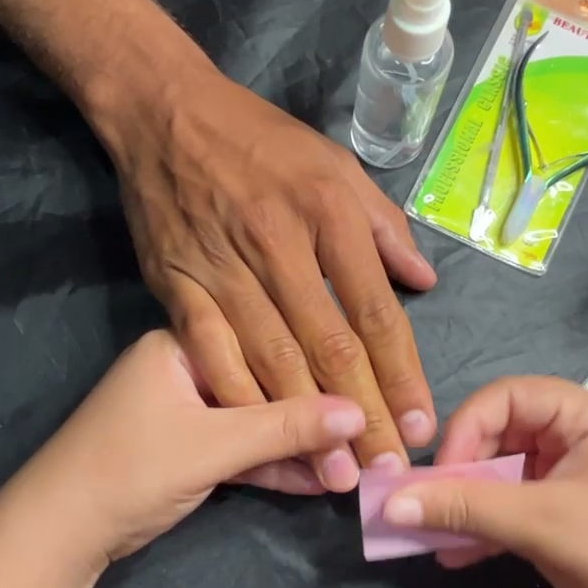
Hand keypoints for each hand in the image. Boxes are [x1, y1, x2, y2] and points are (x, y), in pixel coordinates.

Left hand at [17, 331, 367, 564]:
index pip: (268, 342)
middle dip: (317, 417)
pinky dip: (276, 466)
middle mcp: (188, 367)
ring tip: (356, 467)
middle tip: (371, 439)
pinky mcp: (189, 450)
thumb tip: (359, 414)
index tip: (371, 395)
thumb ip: (285, 426)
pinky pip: (243, 450)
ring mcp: (188, 411)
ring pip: (259, 422)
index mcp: (184, 342)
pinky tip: (321, 480)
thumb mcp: (213, 445)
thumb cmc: (129, 468)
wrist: (57, 534)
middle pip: (268, 384)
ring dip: (302, 448)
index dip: (321, 369)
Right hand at [94, 63, 439, 486]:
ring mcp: (224, 271)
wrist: (164, 114)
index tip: (420, 422)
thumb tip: (422, 280)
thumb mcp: (335, 162)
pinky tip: (262, 442)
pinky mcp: (179, 287)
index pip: (374, 310)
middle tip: (387, 470)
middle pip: (329, 347)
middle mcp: (279, 246)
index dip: (401, 372)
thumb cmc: (260, 138)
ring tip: (337, 473)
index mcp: (328, 213)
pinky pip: (213, 355)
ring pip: (273, 361)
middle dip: (363, 416)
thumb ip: (382, 225)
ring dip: (307, 424)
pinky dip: (241, 400)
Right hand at [378, 377, 587, 587]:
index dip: (466, 430)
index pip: (508, 397)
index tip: (438, 478)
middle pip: (504, 435)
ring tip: (434, 537)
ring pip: (508, 476)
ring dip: (471, 505)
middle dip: (463, 473)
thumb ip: (466, 508)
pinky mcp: (577, 515)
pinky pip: (521, 507)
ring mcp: (581, 477)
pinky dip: (492, 527)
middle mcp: (584, 437)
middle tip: (431, 509)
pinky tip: (460, 555)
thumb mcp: (543, 525)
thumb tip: (390, 504)